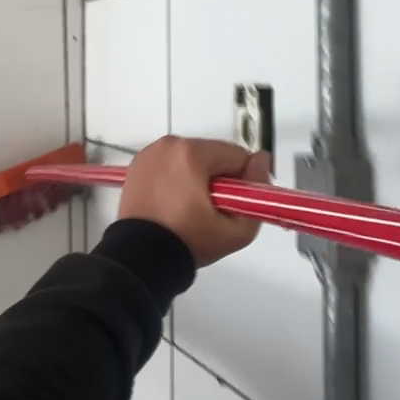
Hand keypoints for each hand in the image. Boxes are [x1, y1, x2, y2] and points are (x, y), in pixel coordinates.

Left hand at [118, 135, 272, 267]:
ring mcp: (150, 153)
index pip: (237, 156)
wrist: (141, 254)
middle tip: (211, 209)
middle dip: (219, 179)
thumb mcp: (237, 228)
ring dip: (198, 178)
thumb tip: (261, 162)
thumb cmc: (186, 241)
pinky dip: (176, 178)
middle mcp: (168, 145)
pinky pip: (170, 164)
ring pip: (191, 159)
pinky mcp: (138, 164)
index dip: (243, 182)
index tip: (234, 203)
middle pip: (213, 155)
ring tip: (191, 208)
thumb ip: (257, 191)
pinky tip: (175, 203)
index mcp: (190, 153)